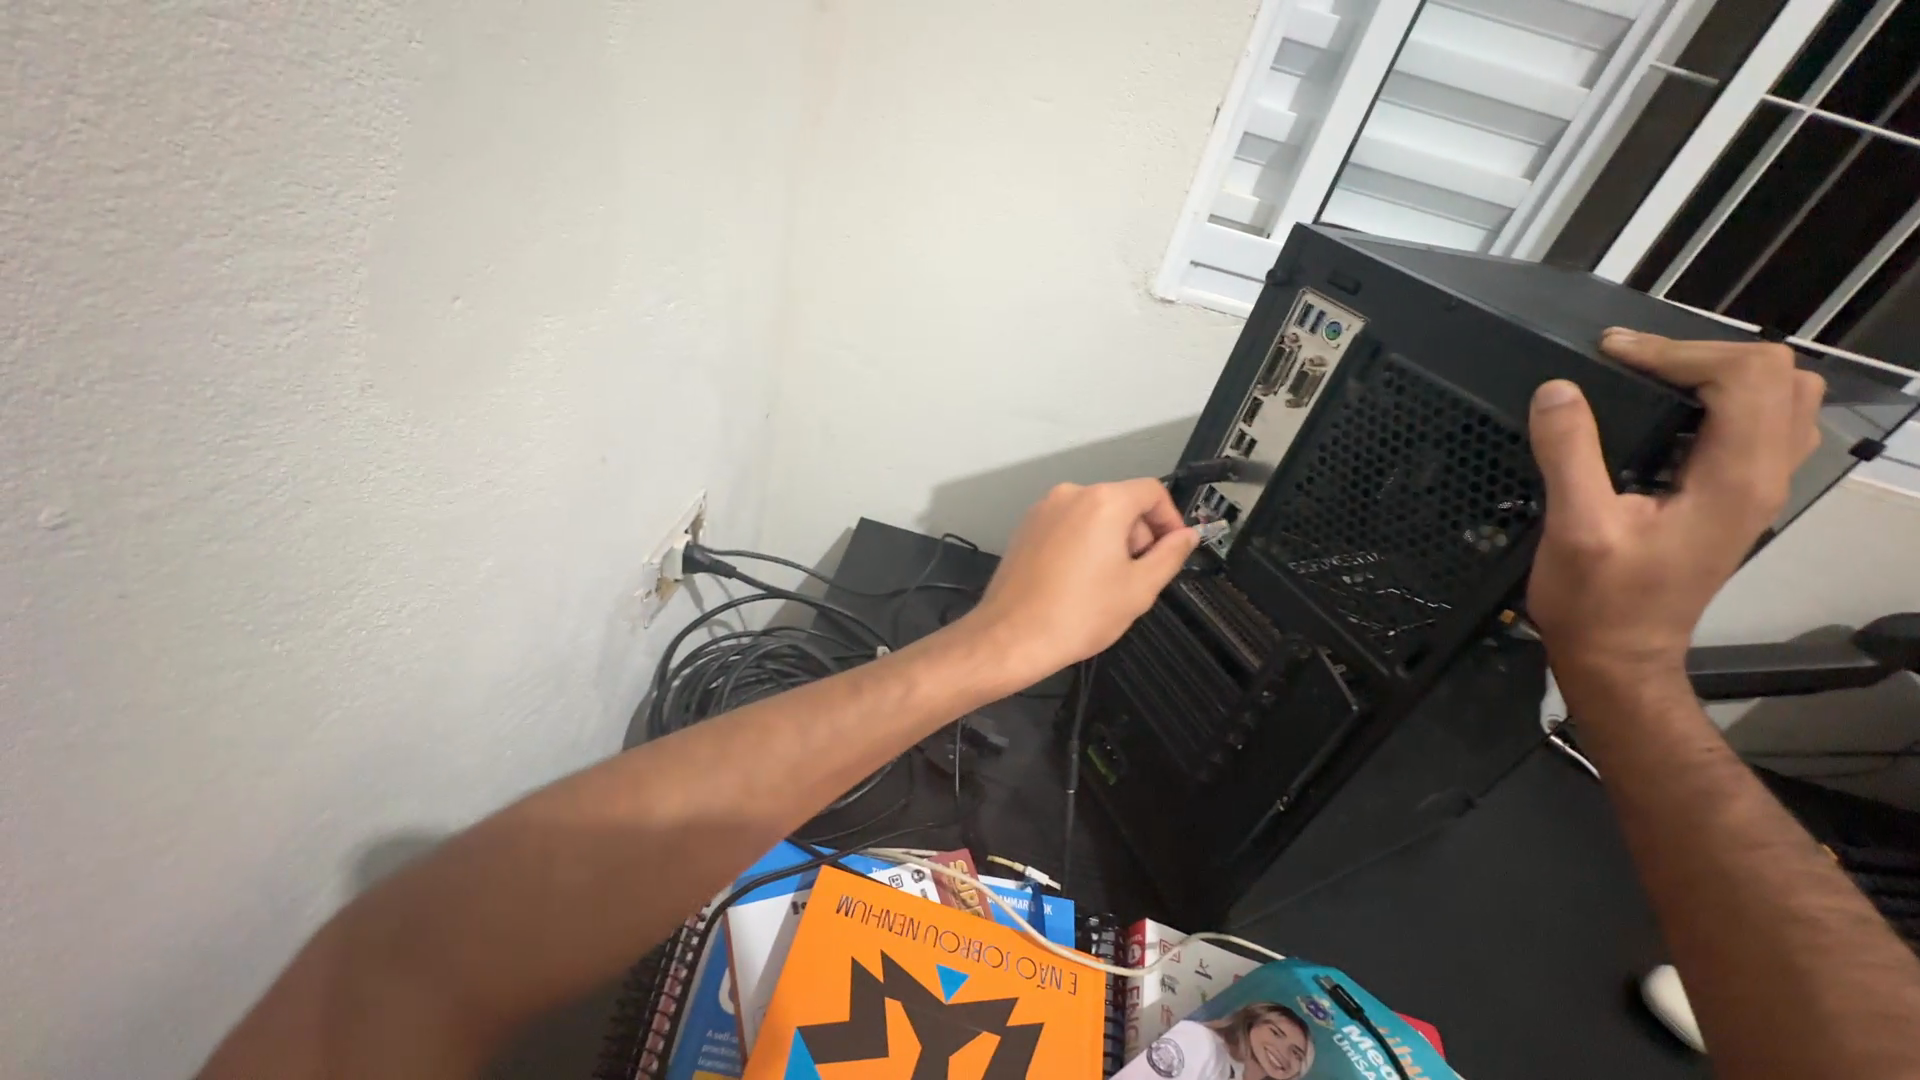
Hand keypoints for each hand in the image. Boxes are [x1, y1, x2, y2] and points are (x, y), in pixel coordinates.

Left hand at [962, 478, 1198, 675]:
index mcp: (1103, 503)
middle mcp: (1070, 497)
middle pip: (1122, 502)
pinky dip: (1082, 545)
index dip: (1171, 519)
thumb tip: (1185, 537)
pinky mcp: (1027, 530)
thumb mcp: (1140, 588)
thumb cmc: (1073, 616)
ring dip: (1110, 542)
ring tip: (1108, 584)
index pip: (1152, 492)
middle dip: (1138, 535)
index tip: (1174, 545)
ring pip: (1093, 516)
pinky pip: (1067, 527)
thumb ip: (1170, 555)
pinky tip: (1081, 582)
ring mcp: (1043, 512)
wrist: (1013, 637)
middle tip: (1141, 574)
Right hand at [1526, 329, 1823, 693]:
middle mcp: (1763, 476)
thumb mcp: (1574, 527)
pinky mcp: (1736, 498)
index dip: (1677, 350)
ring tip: (1649, 380)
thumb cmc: (1598, 599)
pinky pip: (1758, 426)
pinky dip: (1720, 402)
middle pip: (1777, 376)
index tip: (1607, 355)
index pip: (1744, 375)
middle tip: (1628, 364)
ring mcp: (1755, 488)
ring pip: (1780, 398)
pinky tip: (1666, 416)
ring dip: (1718, 375)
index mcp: (1734, 478)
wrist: (1619, 655)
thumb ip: (1569, 453)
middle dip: (1701, 354)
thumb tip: (1558, 389)